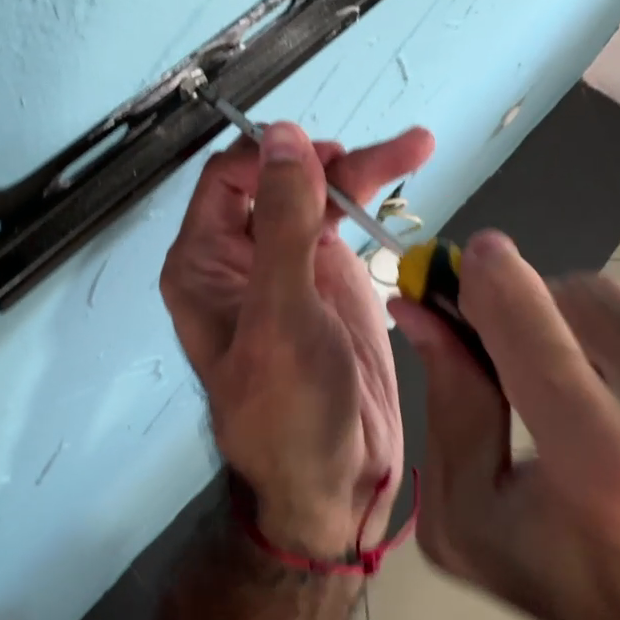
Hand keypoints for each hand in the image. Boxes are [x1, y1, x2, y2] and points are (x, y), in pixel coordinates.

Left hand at [161, 121, 433, 557]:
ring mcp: (285, 260)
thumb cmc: (290, 411)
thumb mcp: (282, 317)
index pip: (226, 180)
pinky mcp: (327, 274)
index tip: (323, 155)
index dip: (270, 158)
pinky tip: (407, 165)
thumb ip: (283, 224)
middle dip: (324, 160)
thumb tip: (283, 136)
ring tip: (415, 146)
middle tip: (375, 158)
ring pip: (315, 192)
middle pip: (276, 179)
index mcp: (203, 261)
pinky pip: (344, 219)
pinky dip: (372, 193)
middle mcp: (238, 253)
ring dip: (360, 168)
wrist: (339, 482)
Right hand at [390, 232, 619, 619]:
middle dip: (546, 313)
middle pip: (580, 293)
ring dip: (609, 335)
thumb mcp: (485, 529)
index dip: (485, 277)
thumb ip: (447, 412)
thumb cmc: (607, 594)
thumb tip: (422, 309)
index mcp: (608, 473)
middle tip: (541, 359)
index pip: (523, 317)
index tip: (472, 263)